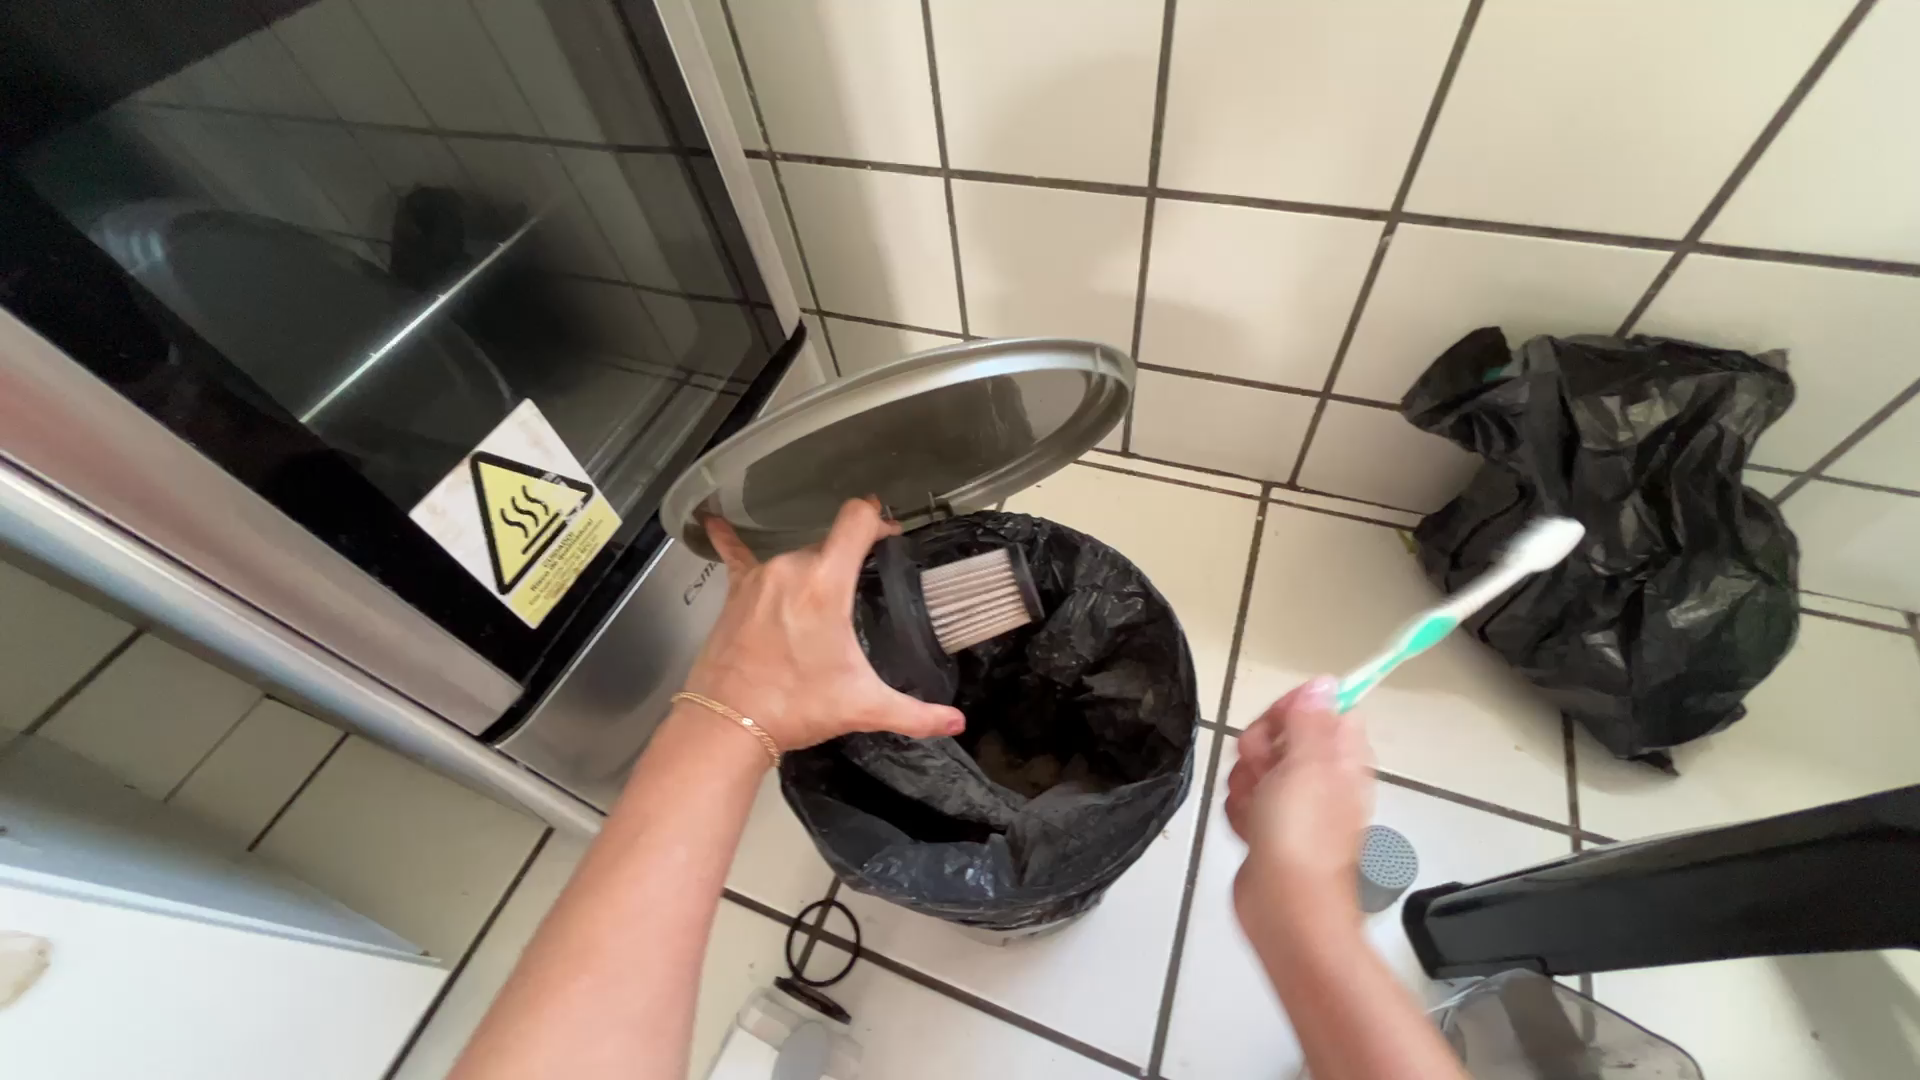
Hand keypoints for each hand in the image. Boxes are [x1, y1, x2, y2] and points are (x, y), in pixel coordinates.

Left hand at [681, 497, 965, 754]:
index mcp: (825, 582)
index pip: (857, 520)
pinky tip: (711, 518)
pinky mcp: (734, 592)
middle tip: (863, 589)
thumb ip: (916, 714)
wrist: (726, 725)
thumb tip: (958, 724)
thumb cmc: (797, 707)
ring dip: (814, 569)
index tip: (890, 538)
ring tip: (825, 598)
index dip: (878, 521)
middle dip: (850, 560)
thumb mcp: (862, 707)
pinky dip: (727, 537)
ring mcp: (759, 577)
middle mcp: (790, 567)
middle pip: (830, 543)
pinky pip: (734, 555)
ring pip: (797, 556)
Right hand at [1227, 676, 1373, 935]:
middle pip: (1279, 734)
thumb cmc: (1300, 836)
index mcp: (1341, 758)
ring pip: (1255, 766)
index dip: (1291, 710)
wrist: (1284, 907)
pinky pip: (1245, 797)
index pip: (1319, 708)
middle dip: (1258, 750)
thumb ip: (1310, 720)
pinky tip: (1249, 827)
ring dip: (1246, 783)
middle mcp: (1321, 776)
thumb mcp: (1306, 766)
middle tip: (1263, 773)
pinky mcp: (1269, 825)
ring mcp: (1294, 802)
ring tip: (1257, 809)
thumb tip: (1326, 682)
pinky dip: (1241, 810)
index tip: (1275, 725)